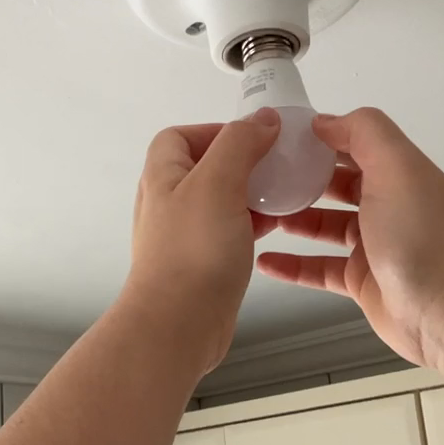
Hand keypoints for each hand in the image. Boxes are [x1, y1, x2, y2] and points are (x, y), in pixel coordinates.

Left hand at [121, 110, 280, 371]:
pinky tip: (272, 229)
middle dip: (241, 163)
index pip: (181, 136)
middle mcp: (169, 204)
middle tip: (272, 165)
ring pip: (220, 202)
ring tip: (280, 195)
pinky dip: (250, 225)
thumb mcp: (217, 183)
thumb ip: (239, 144)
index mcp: (163, 177)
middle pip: (205, 168)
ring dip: (250, 195)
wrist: (178, 325)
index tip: (253, 135)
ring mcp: (184, 236)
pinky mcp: (202, 264)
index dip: (216, 130)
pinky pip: (228, 233)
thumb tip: (261, 120)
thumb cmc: (190, 256)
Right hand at [256, 107, 443, 367]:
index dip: (320, 136)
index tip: (278, 135)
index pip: (354, 144)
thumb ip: (362, 133)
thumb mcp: (396, 166)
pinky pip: (318, 270)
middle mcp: (387, 206)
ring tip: (256, 213)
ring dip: (293, 220)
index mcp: (398, 173)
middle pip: (336, 185)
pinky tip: (263, 261)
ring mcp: (373, 247)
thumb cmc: (423, 234)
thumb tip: (323, 122)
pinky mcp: (361, 283)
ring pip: (325, 227)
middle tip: (259, 176)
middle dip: (301, 178)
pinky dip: (292, 266)